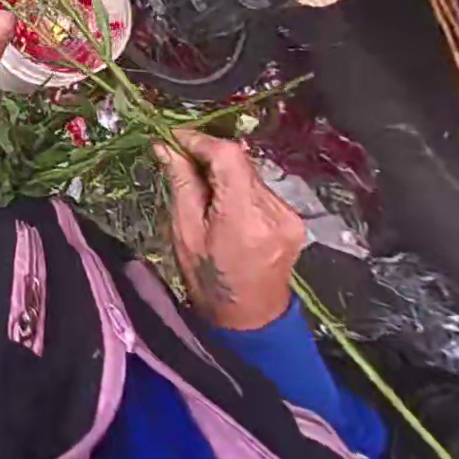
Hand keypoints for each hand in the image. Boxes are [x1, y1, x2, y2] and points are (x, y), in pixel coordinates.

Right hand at [155, 129, 305, 330]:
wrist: (248, 321)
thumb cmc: (208, 281)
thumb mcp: (185, 232)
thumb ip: (180, 182)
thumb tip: (165, 145)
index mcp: (245, 219)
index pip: (228, 156)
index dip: (200, 140)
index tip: (174, 138)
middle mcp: (274, 212)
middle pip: (239, 161)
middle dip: (207, 155)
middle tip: (179, 158)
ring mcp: (288, 214)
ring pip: (248, 171)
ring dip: (222, 170)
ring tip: (199, 184)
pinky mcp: (292, 216)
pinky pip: (258, 186)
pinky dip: (237, 184)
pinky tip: (222, 199)